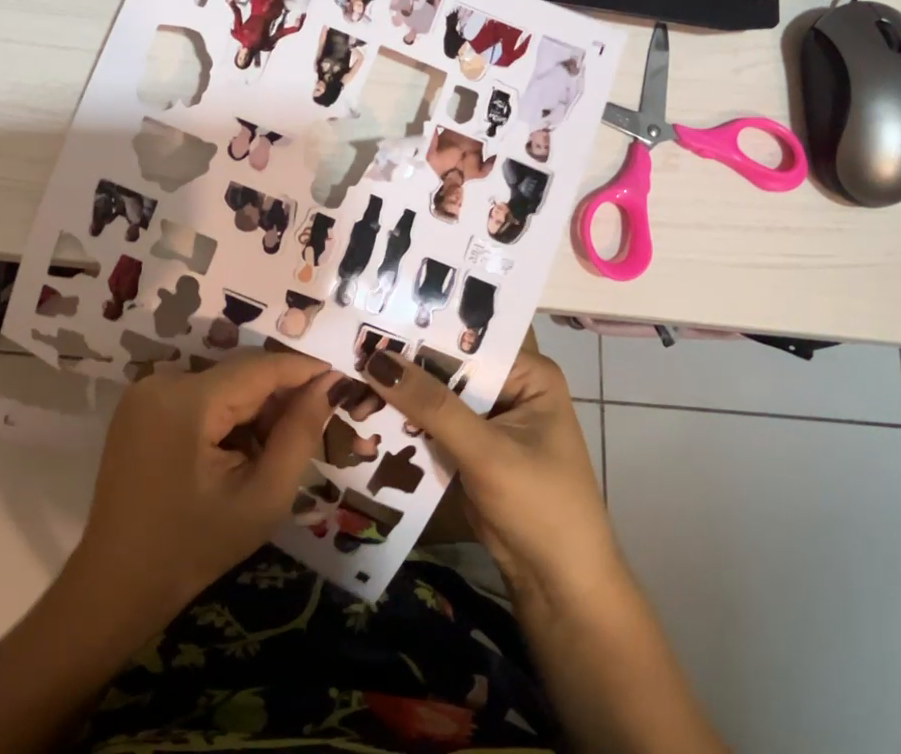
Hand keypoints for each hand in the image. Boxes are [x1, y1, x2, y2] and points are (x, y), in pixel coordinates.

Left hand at [75, 350, 339, 612]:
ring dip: (253, 411)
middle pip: (239, 375)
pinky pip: (197, 397)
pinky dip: (225, 417)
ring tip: (271, 455)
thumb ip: (300, 433)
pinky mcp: (138, 410)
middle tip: (313, 434)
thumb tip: (329, 385)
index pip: (260, 367)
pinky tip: (237, 456)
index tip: (345, 383)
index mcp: (187, 400)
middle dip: (279, 399)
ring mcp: (144, 394)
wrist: (121, 581)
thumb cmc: (197, 545)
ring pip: (221, 385)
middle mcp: (160, 382)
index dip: (306, 371)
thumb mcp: (264, 495)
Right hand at [364, 349, 614, 602]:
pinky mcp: (468, 448)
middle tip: (346, 348)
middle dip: (403, 364)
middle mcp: (508, 387)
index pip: (468, 340)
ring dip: (396, 394)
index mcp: (529, 374)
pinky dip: (402, 423)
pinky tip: (360, 412)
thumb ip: (432, 405)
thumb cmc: (539, 506)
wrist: (557, 581)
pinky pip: (429, 425)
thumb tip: (376, 359)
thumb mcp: (486, 452)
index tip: (371, 319)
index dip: (423, 330)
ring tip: (343, 377)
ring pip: (433, 396)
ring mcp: (486, 419)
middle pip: (446, 366)